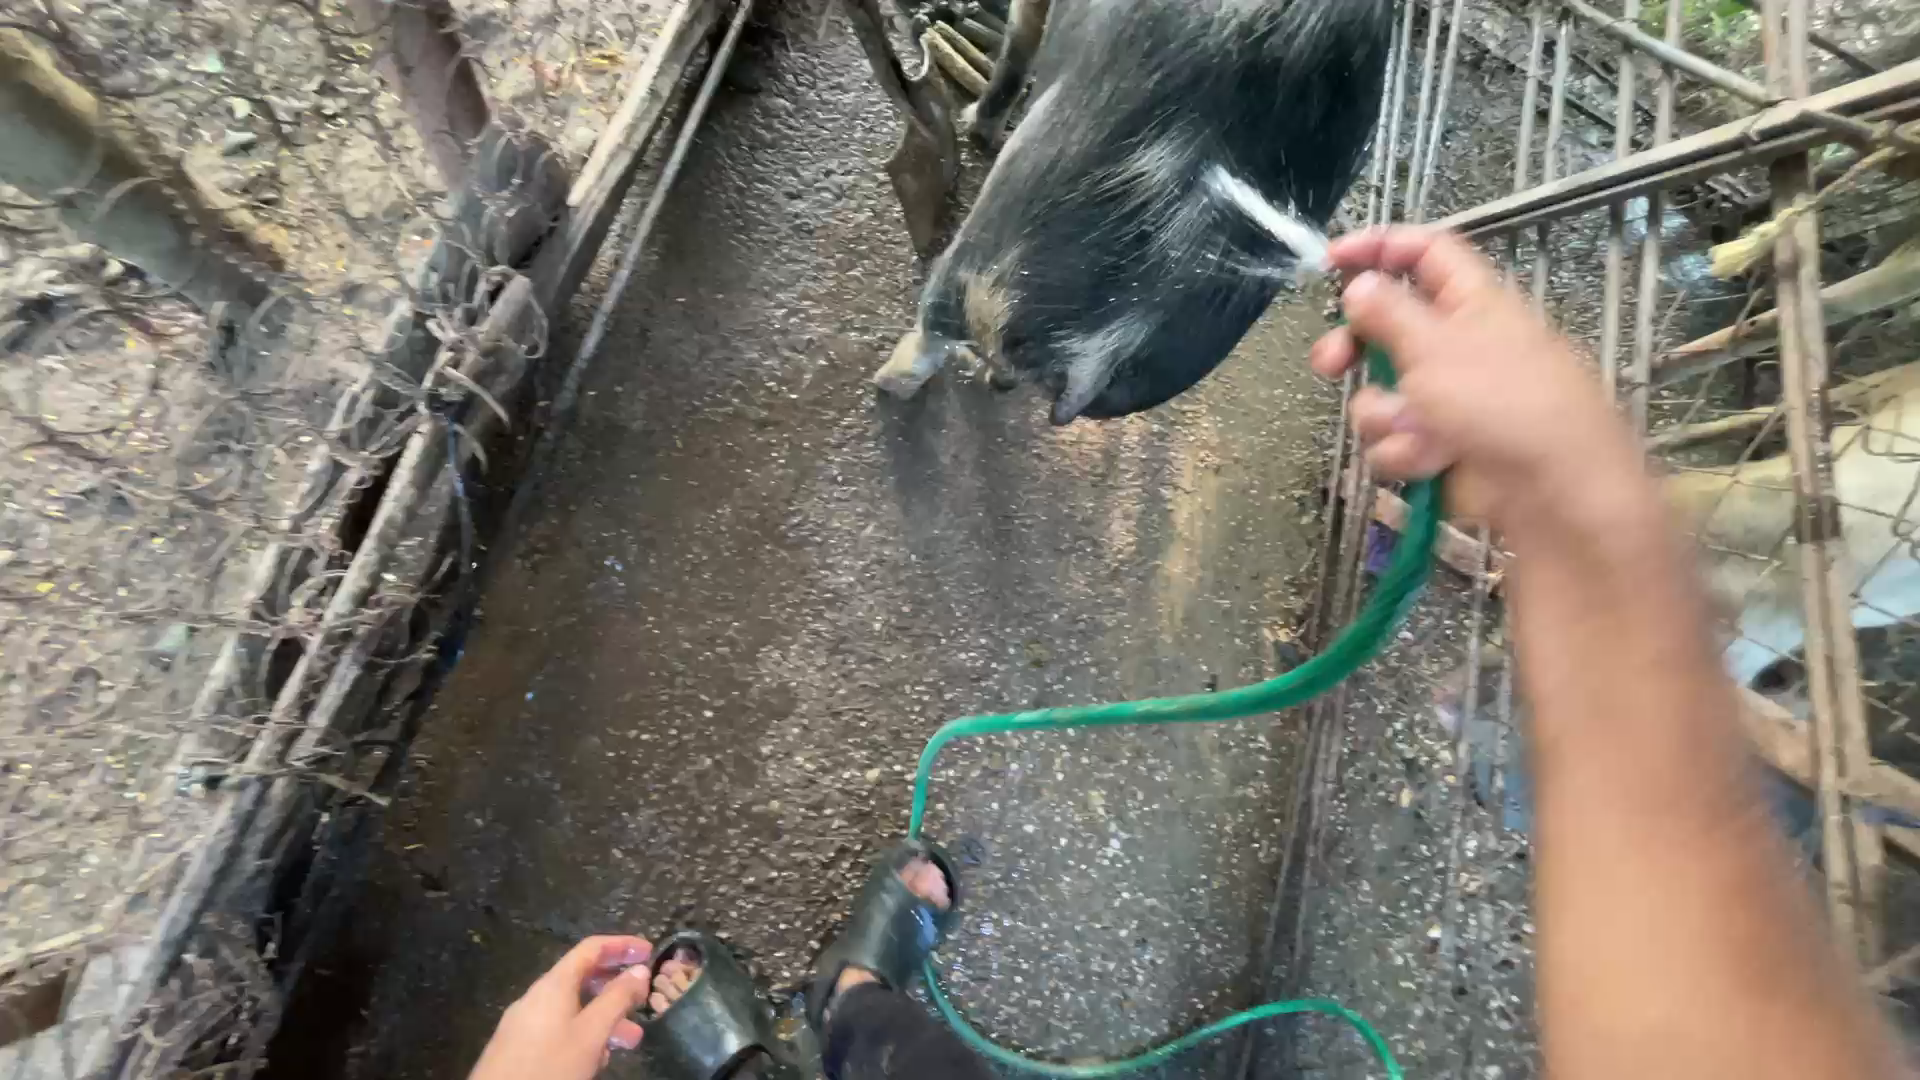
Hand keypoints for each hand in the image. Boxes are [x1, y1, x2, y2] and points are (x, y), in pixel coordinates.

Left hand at [469, 936, 653, 1079]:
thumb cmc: (548, 1069)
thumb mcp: (592, 1033)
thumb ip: (618, 997)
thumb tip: (639, 969)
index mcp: (553, 985)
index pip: (592, 948)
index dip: (623, 945)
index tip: (649, 954)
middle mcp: (535, 998)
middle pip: (583, 978)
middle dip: (617, 988)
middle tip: (643, 1000)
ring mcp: (522, 1026)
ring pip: (572, 1009)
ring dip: (604, 1018)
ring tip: (629, 1041)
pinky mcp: (515, 1052)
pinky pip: (557, 1029)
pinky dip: (583, 1034)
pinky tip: (595, 1059)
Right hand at [1309, 227, 1642, 533]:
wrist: (1547, 486)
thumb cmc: (1503, 402)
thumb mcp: (1437, 348)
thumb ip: (1389, 314)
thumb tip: (1359, 283)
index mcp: (1470, 303)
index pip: (1423, 254)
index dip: (1379, 248)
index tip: (1332, 259)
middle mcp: (1453, 345)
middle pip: (1382, 329)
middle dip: (1353, 350)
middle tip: (1330, 365)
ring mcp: (1441, 396)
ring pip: (1378, 394)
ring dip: (1385, 417)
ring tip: (1415, 431)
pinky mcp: (1432, 440)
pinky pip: (1390, 437)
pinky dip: (1402, 451)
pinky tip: (1430, 459)